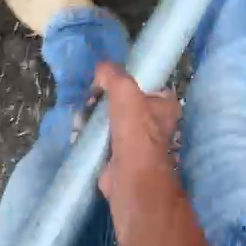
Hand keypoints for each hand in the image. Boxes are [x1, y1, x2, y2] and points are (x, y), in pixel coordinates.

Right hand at [92, 61, 181, 201]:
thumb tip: (101, 69)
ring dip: (95, 118)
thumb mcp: (125, 89)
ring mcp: (137, 142)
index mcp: (166, 104)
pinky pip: (103, 140)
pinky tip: (79, 131)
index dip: (127, 80)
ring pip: (112, 121)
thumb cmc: (135, 129)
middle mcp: (156, 123)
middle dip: (105, 101)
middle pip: (125, 102)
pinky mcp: (119, 158)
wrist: (129, 177)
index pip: (147, 84)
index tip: (107, 81)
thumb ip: (112, 74)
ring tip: (82, 116)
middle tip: (91, 99)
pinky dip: (91, 136)